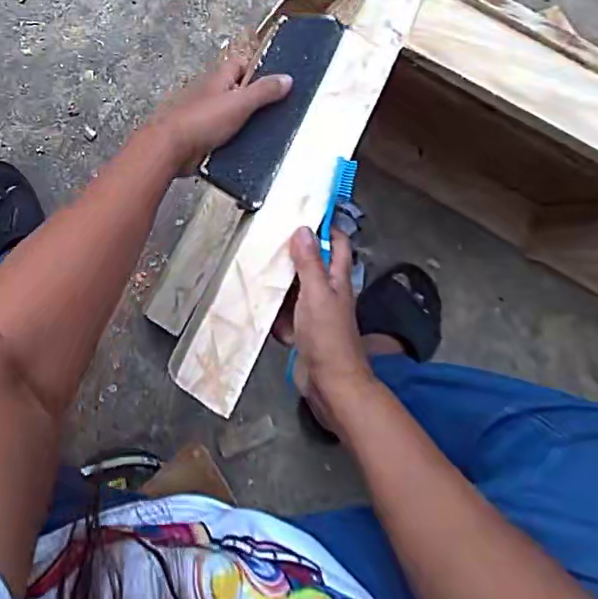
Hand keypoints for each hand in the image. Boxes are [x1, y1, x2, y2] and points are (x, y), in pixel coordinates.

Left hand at [142, 55, 292, 173]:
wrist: (169, 149)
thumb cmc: (201, 120)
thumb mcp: (240, 103)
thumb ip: (264, 91)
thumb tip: (287, 78)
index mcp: (219, 78)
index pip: (241, 64)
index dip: (259, 69)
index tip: (276, 80)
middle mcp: (211, 92)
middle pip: (238, 89)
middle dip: (255, 99)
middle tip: (277, 108)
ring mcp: (204, 114)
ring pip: (231, 113)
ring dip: (245, 121)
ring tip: (267, 129)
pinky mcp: (201, 135)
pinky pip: (223, 133)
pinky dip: (234, 138)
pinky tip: (247, 145)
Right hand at [285, 227, 376, 434]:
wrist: (332, 386)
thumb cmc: (328, 337)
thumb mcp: (316, 294)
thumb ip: (310, 263)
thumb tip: (304, 229)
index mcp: (338, 278)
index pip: (338, 244)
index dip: (327, 227)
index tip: (306, 212)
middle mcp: (329, 292)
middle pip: (312, 265)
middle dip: (293, 257)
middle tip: (270, 243)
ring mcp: (316, 313)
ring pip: (295, 291)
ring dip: (281, 289)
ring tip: (259, 276)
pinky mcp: (304, 332)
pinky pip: (287, 316)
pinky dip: (278, 316)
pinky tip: (265, 314)